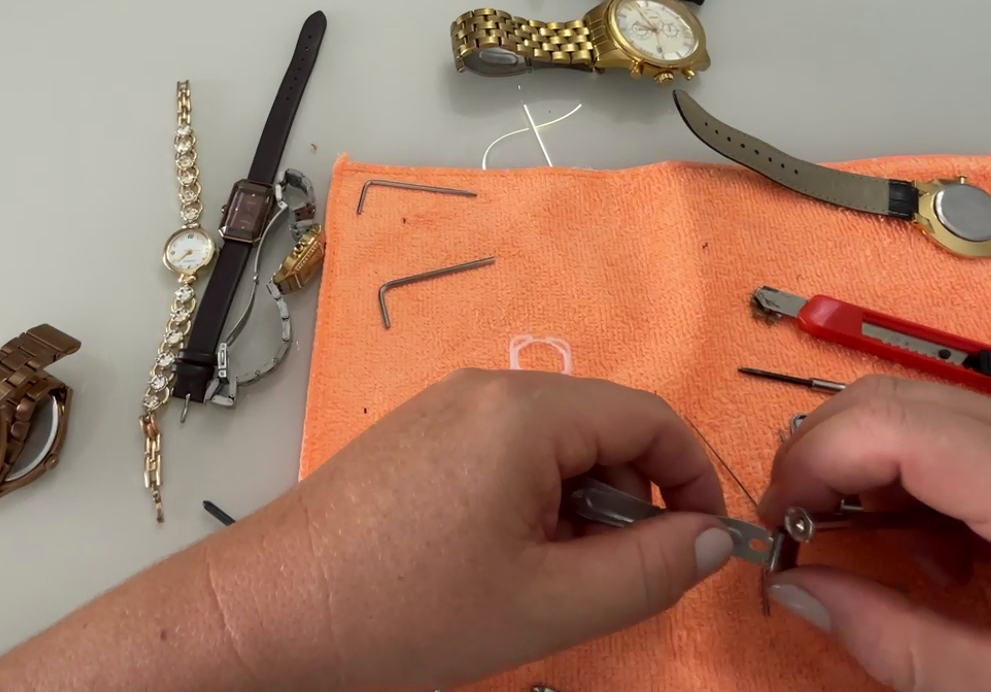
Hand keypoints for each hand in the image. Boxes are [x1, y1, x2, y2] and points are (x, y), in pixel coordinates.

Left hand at [209, 369, 735, 690]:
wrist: (280, 600)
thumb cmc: (414, 605)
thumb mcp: (549, 602)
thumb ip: (648, 569)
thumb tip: (710, 537)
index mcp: (524, 410)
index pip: (647, 415)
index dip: (692, 475)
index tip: (701, 544)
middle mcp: (485, 386)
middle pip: (598, 422)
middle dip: (630, 493)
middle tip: (610, 571)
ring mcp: (446, 401)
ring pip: (550, 437)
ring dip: (578, 497)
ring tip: (548, 570)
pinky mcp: (420, 427)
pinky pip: (503, 444)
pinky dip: (530, 490)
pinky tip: (500, 549)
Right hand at [761, 376, 990, 691]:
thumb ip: (901, 647)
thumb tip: (790, 586)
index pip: (895, 425)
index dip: (815, 459)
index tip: (782, 523)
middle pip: (893, 397)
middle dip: (823, 450)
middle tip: (801, 524)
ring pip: (914, 404)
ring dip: (859, 457)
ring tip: (854, 534)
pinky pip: (953, 432)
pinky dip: (905, 471)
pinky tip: (924, 541)